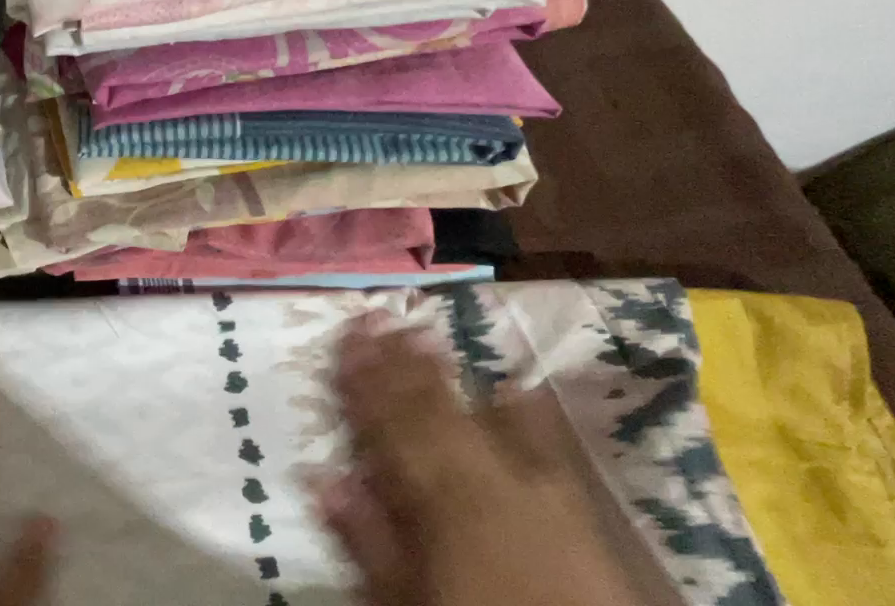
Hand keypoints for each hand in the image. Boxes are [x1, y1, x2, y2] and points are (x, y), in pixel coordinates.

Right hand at [319, 316, 641, 605]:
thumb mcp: (403, 594)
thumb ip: (367, 536)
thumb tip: (323, 477)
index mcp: (438, 498)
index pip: (388, 426)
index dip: (362, 380)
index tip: (343, 338)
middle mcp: (483, 480)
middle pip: (430, 411)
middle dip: (397, 362)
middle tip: (374, 316)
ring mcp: (533, 488)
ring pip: (478, 417)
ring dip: (447, 374)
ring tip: (422, 331)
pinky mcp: (572, 505)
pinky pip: (544, 447)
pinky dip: (525, 413)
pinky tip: (513, 383)